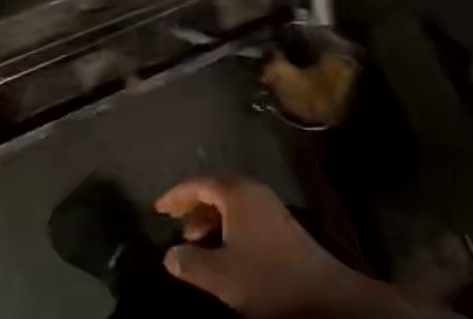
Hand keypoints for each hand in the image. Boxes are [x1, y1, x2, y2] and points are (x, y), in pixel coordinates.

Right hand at [154, 176, 373, 318]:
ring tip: (189, 239)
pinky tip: (217, 247)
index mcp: (239, 193)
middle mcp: (255, 190)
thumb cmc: (264, 276)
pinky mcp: (277, 221)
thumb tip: (170, 253)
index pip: (202, 181)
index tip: (157, 207)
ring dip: (208, 215)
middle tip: (170, 218)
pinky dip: (224, 222)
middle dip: (193, 201)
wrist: (315, 290)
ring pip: (231, 200)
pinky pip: (243, 211)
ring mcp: (269, 204)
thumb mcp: (219, 274)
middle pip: (218, 186)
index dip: (178, 193)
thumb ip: (189, 262)